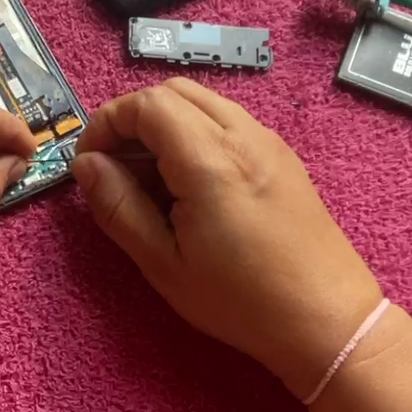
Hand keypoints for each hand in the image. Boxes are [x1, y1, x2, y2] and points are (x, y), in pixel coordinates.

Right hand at [71, 78, 383, 397]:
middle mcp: (243, 136)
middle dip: (130, 120)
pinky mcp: (280, 156)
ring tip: (145, 179)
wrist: (326, 319)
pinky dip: (191, 134)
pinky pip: (225, 122)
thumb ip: (118, 207)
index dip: (105, 123)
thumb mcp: (162, 263)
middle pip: (173, 92)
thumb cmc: (239, 300)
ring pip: (201, 102)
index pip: (147, 105)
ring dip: (161, 126)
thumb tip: (86, 165)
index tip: (87, 163)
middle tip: (111, 168)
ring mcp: (268, 142)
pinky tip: (184, 184)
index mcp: (211, 161)